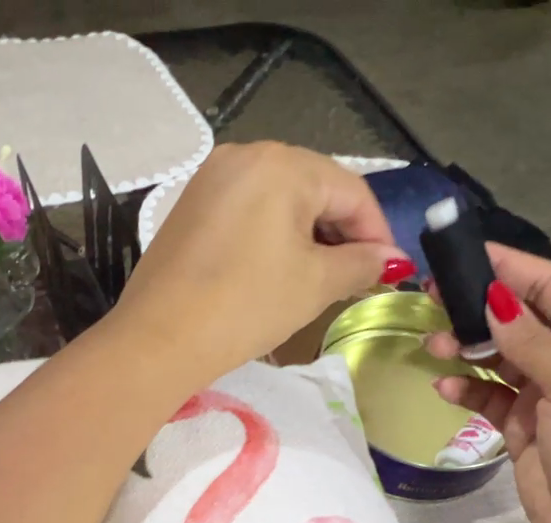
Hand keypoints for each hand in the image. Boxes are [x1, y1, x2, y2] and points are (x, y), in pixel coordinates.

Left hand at [106, 142, 407, 384]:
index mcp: (282, 163)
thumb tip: (390, 259)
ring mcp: (211, 179)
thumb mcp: (314, 285)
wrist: (159, 339)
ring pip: (279, 199)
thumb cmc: (246, 306)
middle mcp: (245, 155)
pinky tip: (277, 269)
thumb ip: (360, 263)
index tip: (390, 270)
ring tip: (320, 277)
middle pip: (314, 188)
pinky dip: (272, 235)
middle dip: (341, 232)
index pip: (350, 190)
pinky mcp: (190, 206)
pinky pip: (247, 210)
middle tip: (356, 276)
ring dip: (308, 234)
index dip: (377, 232)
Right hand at [426, 244, 550, 522]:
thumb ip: (533, 339)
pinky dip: (467, 389)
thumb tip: (492, 297)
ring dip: (467, 348)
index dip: (512, 268)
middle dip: (479, 307)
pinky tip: (443, 387)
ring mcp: (549, 394)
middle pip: (523, 318)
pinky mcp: (523, 426)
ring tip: (432, 344)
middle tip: (430, 296)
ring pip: (500, 356)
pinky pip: (489, 396)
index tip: (465, 253)